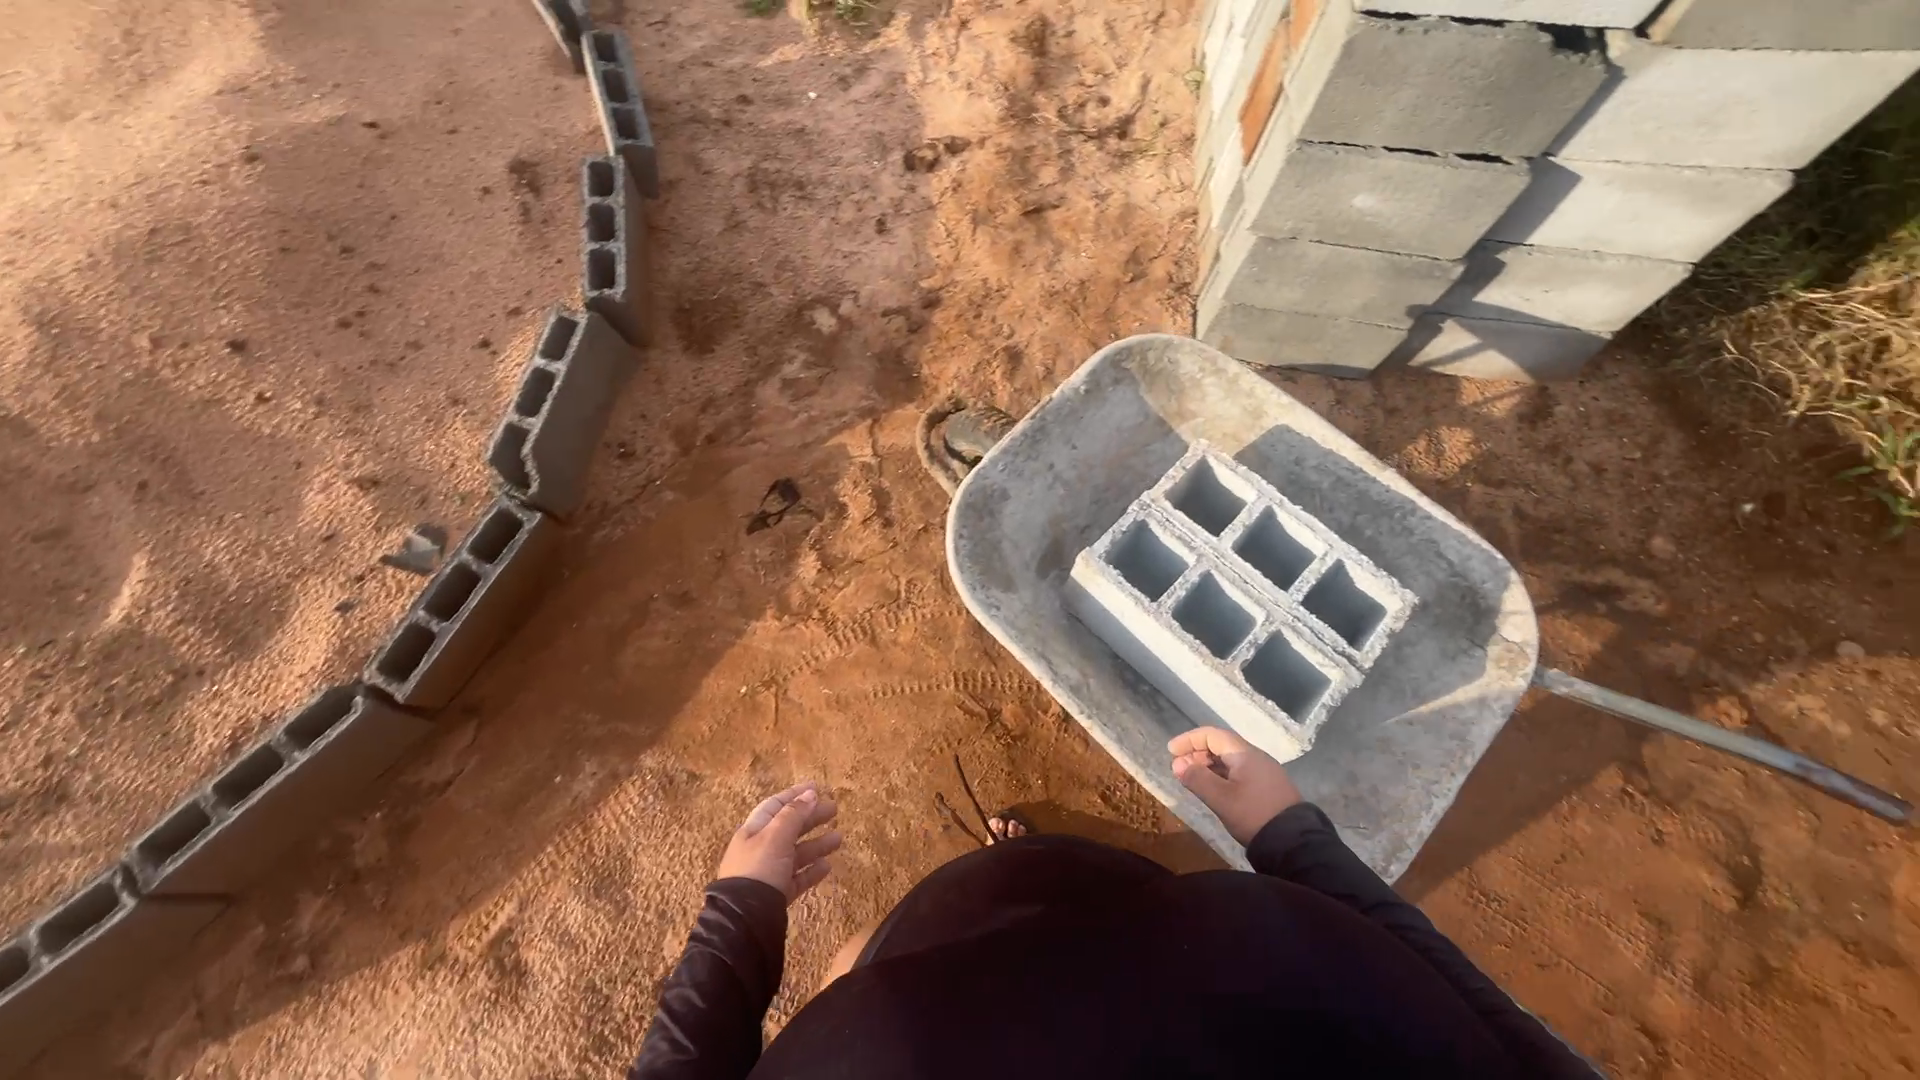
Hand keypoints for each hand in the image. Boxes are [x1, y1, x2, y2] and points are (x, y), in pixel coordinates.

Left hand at [716, 782, 842, 902]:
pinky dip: (812, 870)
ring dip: (817, 844)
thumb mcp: (776, 836)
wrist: (745, 919)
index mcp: (754, 831)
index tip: (817, 788)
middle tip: (835, 809)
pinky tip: (827, 866)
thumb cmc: (759, 869)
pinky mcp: (777, 894)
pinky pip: (798, 877)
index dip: (795, 795)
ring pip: (796, 853)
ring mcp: (769, 873)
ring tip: (839, 838)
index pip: (776, 806)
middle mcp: (760, 849)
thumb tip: (811, 794)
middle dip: (811, 817)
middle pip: (789, 827)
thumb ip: (794, 815)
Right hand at [1167, 726, 1301, 844]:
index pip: (1212, 735)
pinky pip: (1238, 772)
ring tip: (1192, 779)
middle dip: (1197, 753)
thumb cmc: (1253, 815)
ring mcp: (1264, 772)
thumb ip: (1197, 779)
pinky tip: (1213, 789)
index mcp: (1245, 754)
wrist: (1294, 842)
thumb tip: (1178, 765)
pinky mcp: (1267, 787)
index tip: (1171, 751)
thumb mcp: (1221, 799)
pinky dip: (1220, 775)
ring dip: (1208, 765)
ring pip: (1229, 760)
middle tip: (1179, 768)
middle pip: (1221, 745)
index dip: (1189, 740)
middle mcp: (1256, 757)